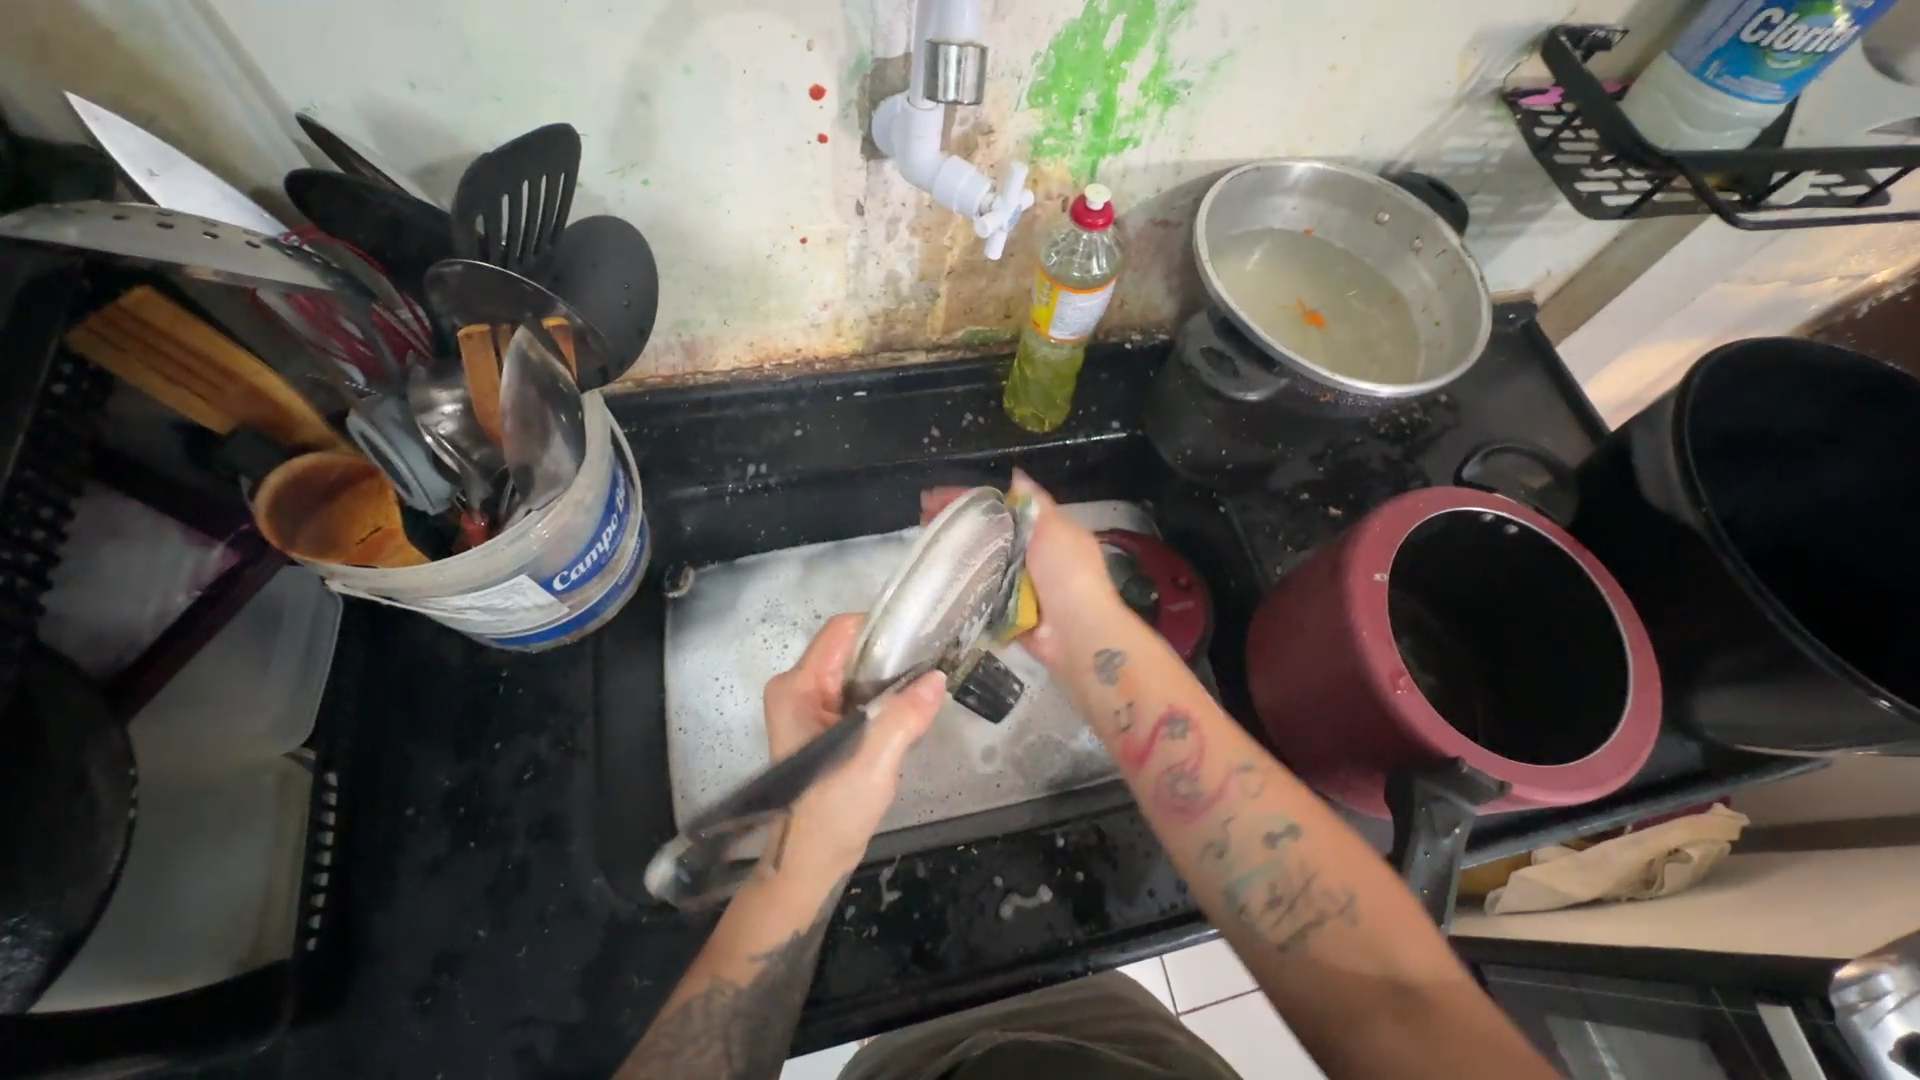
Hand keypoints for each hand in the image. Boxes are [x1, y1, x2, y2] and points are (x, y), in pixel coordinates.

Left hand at [763, 614, 944, 880]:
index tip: (924, 640)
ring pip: (861, 674)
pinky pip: (861, 697)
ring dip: (893, 683)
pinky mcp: (824, 726)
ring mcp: (810, 708)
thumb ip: (904, 717)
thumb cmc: (829, 813)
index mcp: (798, 687)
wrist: (808, 866)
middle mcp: (799, 689)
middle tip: (933, 671)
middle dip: (894, 659)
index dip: (884, 630)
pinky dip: (885, 703)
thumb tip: (938, 678)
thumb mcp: (873, 762)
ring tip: (925, 694)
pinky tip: (908, 717)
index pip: (843, 631)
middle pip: (854, 650)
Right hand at [919, 470, 1120, 668]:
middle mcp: (1030, 556)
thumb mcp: (1055, 528)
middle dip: (957, 525)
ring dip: (955, 555)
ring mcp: (1017, 585)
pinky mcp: (1005, 611)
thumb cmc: (1068, 573)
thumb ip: (1034, 503)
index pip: (1001, 507)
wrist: (1076, 632)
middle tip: (923, 520)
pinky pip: (980, 593)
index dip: (969, 500)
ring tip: (924, 545)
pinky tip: (937, 578)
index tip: (936, 497)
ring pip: (980, 563)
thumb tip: (1016, 474)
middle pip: (987, 534)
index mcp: (1044, 532)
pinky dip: (962, 586)